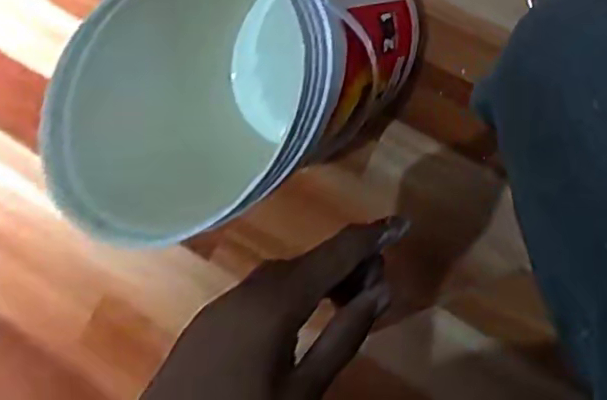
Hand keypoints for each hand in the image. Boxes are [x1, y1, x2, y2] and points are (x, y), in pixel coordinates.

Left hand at [145, 218, 408, 399]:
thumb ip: (344, 337)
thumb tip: (382, 290)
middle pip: (313, 260)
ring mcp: (220, 308)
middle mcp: (248, 290)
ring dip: (320, 280)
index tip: (403, 223)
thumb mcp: (302, 394)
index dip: (374, 236)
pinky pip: (260, 293)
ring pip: (285, 275)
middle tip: (374, 292)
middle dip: (349, 265)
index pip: (338, 251)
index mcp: (276, 299)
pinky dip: (291, 294)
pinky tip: (297, 322)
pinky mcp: (203, 328)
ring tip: (341, 307)